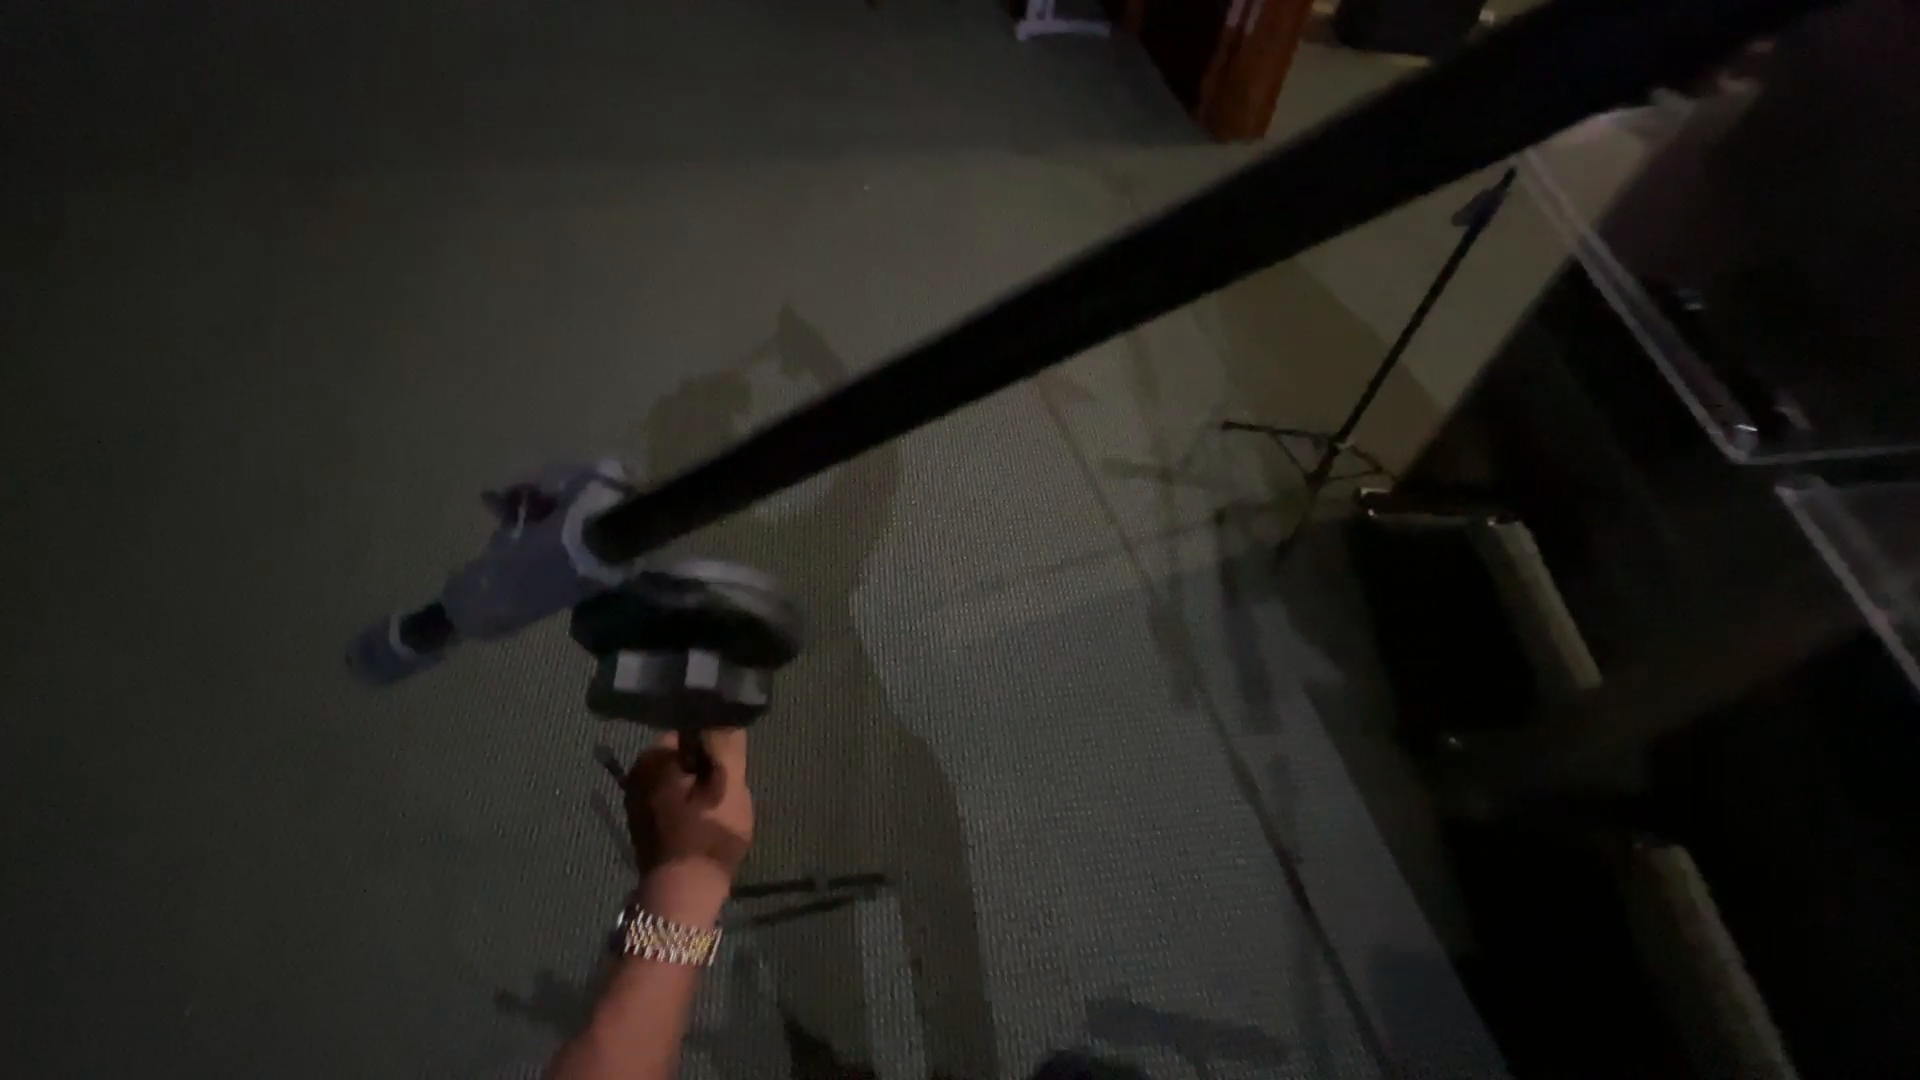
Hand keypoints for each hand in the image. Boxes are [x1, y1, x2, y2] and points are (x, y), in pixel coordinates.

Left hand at [623, 730, 752, 923]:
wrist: (682, 894)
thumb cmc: (707, 834)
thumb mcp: (728, 783)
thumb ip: (727, 744)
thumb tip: (724, 712)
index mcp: (653, 756)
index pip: (690, 729)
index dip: (716, 744)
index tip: (731, 765)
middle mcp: (636, 773)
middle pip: (684, 755)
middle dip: (706, 766)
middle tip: (727, 790)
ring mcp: (635, 800)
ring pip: (679, 778)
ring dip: (698, 787)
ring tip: (717, 809)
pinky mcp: (642, 824)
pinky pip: (671, 800)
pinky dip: (687, 805)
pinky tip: (702, 823)